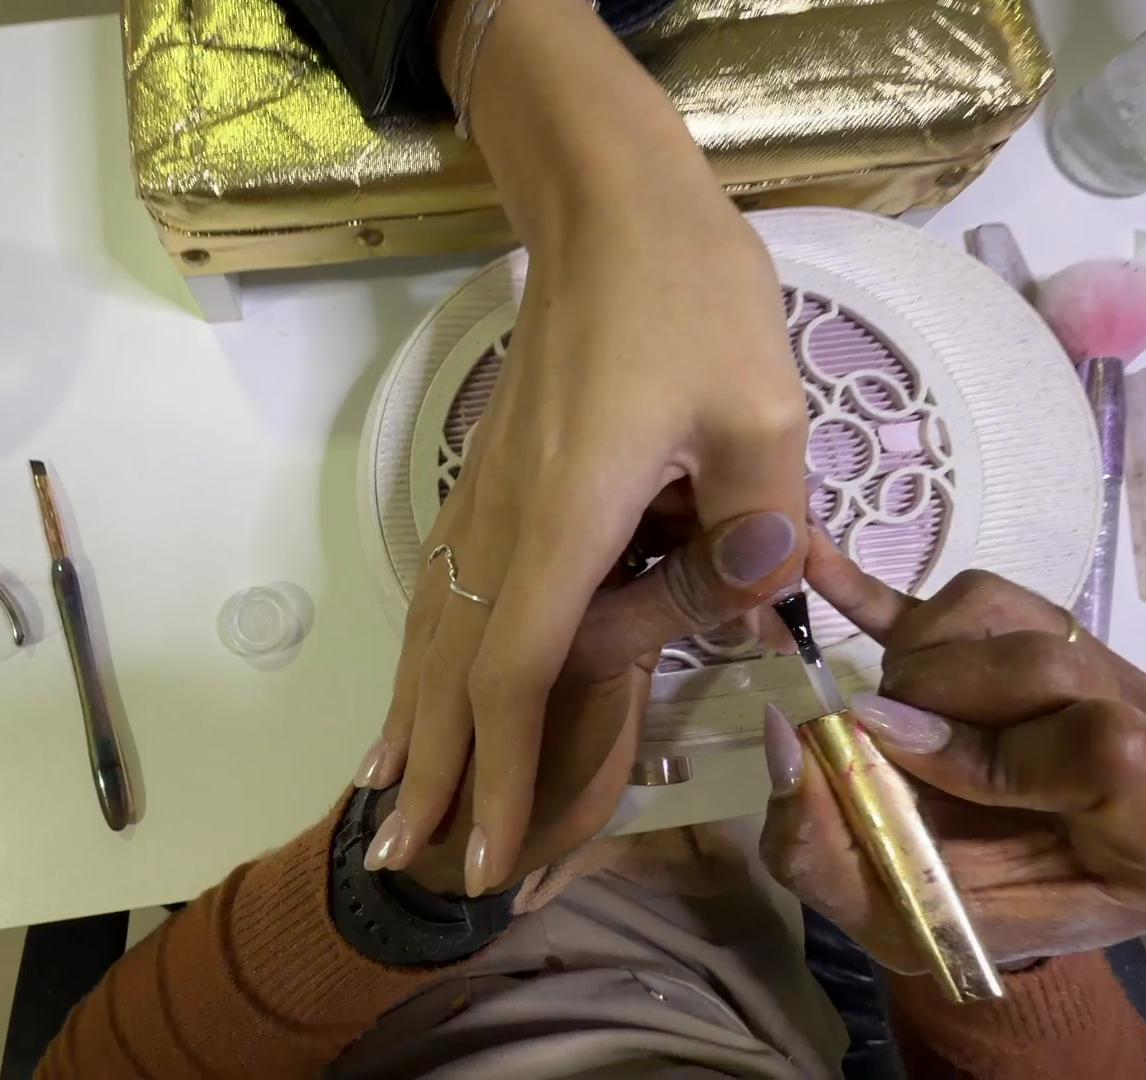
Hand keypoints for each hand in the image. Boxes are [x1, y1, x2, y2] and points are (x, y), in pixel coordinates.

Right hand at [354, 200, 808, 897]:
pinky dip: (418, 651)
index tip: (486, 857)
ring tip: (378, 787)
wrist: (608, 216)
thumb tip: (767, 592)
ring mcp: (481, 502)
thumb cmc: (685, 298)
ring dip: (405, 716)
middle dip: (430, 771)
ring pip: (430, 631)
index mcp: (563, 522)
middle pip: (450, 671)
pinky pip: (439, 589)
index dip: (501, 775)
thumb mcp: (760, 407)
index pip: (514, 677)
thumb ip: (760, 519)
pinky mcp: (485, 481)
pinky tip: (411, 673)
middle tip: (395, 854)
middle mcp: (501, 527)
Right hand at [760, 534, 1145, 969]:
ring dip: (918, 652)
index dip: (980, 749)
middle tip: (878, 732)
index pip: (1110, 749)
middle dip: (931, 693)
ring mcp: (1127, 683)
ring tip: (890, 704)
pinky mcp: (1052, 638)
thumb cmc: (946, 915)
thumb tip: (792, 727)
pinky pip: (978, 595)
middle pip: (1050, 663)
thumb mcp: (878, 911)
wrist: (971, 887)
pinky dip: (884, 590)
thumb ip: (821, 842)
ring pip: (1009, 611)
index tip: (891, 752)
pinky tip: (821, 567)